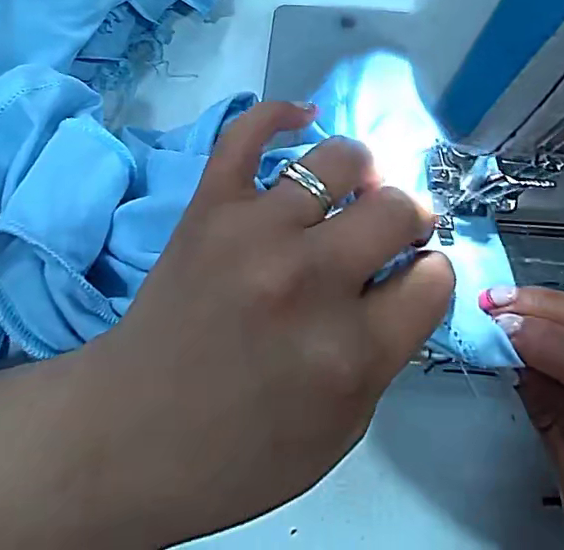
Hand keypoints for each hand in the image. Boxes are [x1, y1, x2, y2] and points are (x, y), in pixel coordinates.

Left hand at [66, 101, 453, 546]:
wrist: (130, 436)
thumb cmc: (242, 451)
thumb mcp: (344, 429)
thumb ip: (390, 351)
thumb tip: (411, 274)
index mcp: (351, 353)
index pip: (433, 278)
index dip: (430, 273)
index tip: (413, 273)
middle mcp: (310, 280)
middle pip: (397, 208)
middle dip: (409, 218)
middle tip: (391, 230)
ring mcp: (256, 232)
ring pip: (341, 159)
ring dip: (362, 171)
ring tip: (353, 189)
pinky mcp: (210, 205)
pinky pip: (247, 132)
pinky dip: (280, 113)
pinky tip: (304, 116)